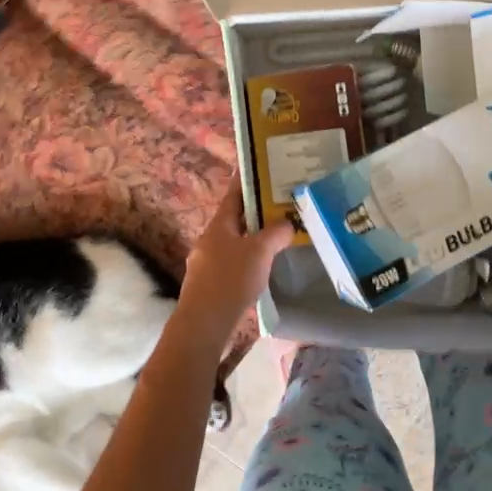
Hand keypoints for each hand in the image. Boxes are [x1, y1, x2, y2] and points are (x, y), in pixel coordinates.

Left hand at [175, 191, 289, 349]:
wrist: (204, 322)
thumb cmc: (231, 278)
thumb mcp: (260, 251)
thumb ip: (276, 233)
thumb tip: (287, 223)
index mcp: (218, 225)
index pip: (232, 195)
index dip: (244, 182)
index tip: (254, 169)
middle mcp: (208, 239)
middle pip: (233, 219)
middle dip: (253, 213)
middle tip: (276, 206)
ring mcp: (206, 262)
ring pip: (232, 243)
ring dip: (250, 239)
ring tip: (274, 238)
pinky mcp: (209, 284)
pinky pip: (231, 263)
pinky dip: (246, 260)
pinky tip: (260, 269)